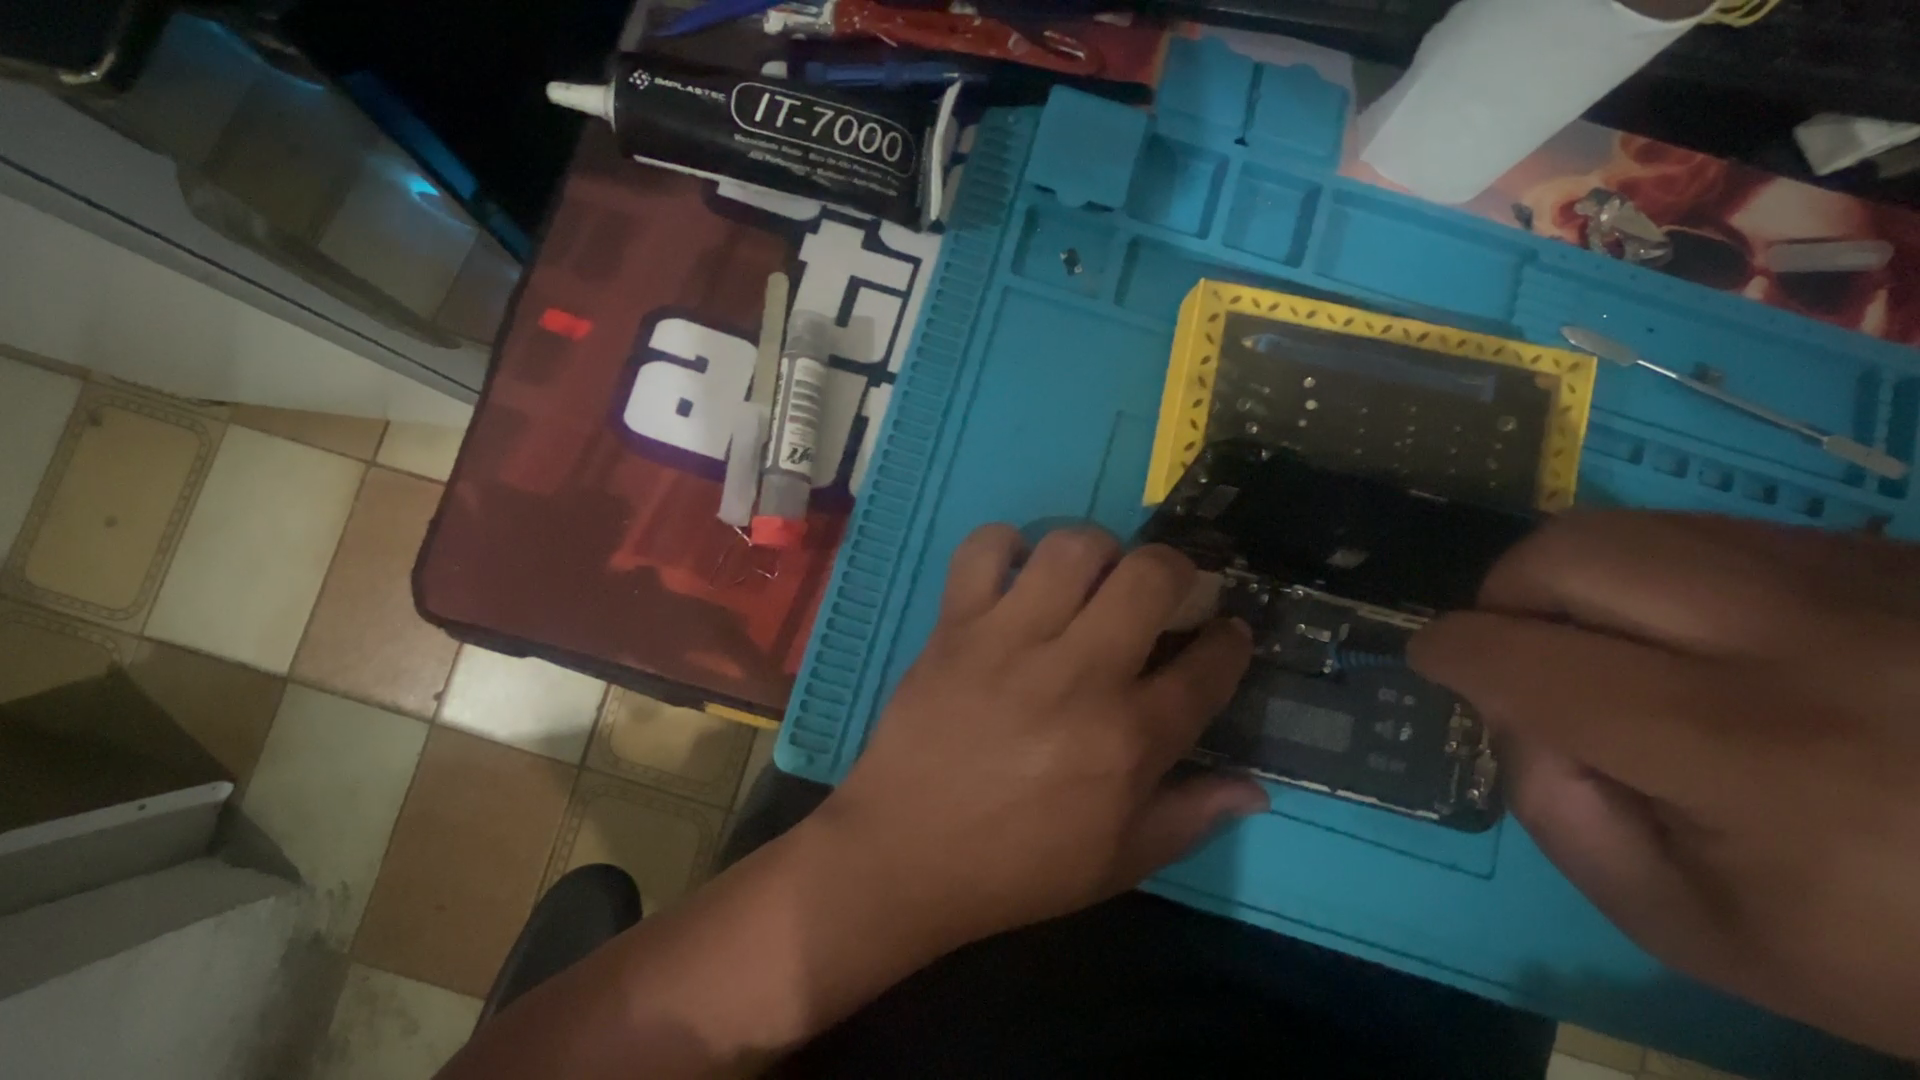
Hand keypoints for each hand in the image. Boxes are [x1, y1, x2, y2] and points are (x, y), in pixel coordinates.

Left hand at [806, 523, 1266, 953]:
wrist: (901, 856)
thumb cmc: (1017, 868)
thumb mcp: (1118, 863)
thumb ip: (1191, 818)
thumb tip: (1255, 788)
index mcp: (1129, 738)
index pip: (1208, 665)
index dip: (1231, 640)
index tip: (1226, 632)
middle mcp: (1079, 674)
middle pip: (1150, 577)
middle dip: (1176, 570)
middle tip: (1164, 590)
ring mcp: (1011, 641)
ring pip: (1074, 548)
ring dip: (1099, 551)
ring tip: (1094, 577)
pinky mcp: (955, 627)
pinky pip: (983, 550)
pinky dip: (1006, 545)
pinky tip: (1018, 574)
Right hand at [1409, 512, 1919, 1057]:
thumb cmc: (1891, 945)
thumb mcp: (1690, 924)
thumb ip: (1559, 814)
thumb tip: (1508, 711)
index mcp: (1751, 755)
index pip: (1534, 664)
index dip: (1454, 652)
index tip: (1433, 659)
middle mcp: (1805, 640)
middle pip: (1575, 554)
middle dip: (1504, 592)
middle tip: (1512, 644)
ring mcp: (1863, 581)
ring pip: (1640, 527)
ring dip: (1579, 579)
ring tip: (1603, 641)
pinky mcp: (1896, 558)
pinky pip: (1717, 533)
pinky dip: (1662, 575)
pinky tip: (1698, 637)